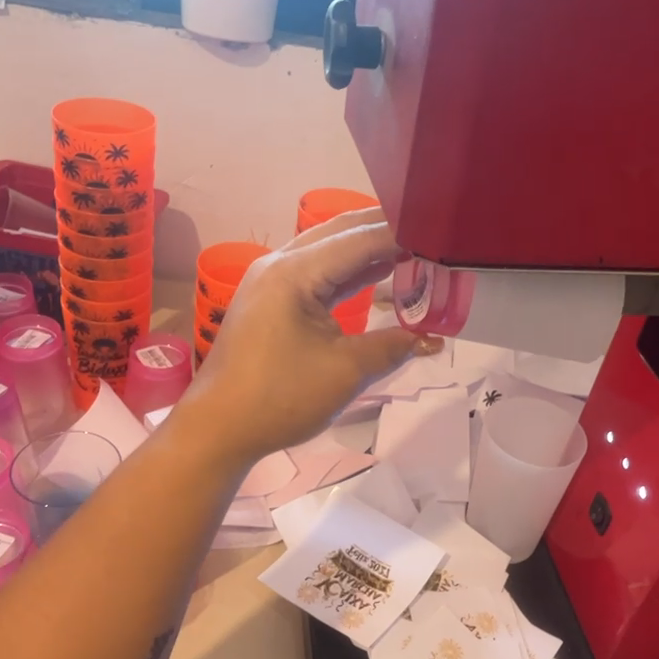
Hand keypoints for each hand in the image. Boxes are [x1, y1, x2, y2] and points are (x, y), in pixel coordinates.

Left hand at [170, 210, 440, 464]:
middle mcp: (280, 264)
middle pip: (341, 232)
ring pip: (329, 250)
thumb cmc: (279, 398)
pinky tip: (380, 270)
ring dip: (368, 249)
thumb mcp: (345, 372)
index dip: (402, 234)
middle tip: (431, 229)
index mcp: (294, 272)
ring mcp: (272, 281)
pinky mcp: (272, 300)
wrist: (218, 429)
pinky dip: (350, 271)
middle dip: (385, 229)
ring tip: (416, 245)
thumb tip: (433, 339)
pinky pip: (318, 273)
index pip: (359, 240)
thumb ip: (392, 347)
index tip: (440, 231)